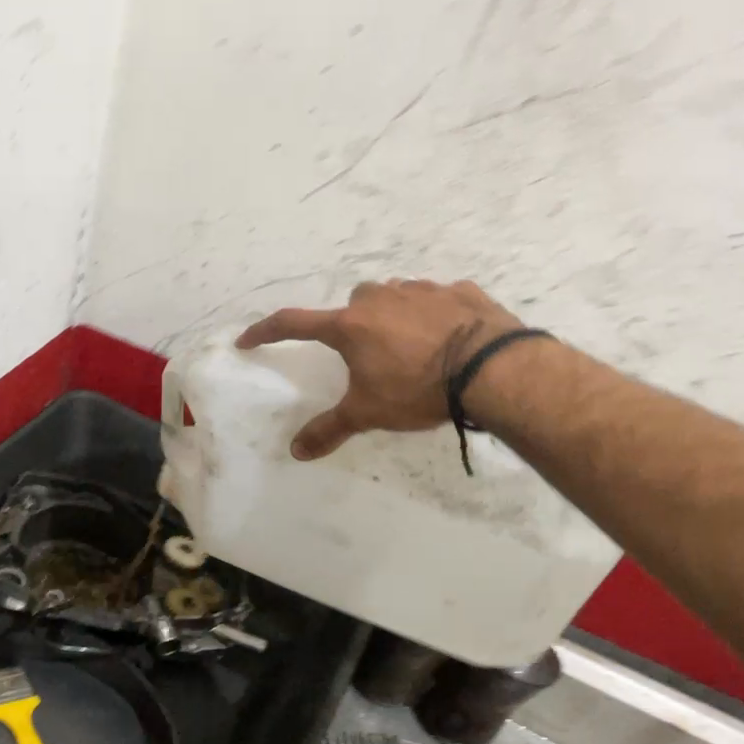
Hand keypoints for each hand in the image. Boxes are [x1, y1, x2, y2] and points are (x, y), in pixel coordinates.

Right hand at [235, 279, 524, 459]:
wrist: (495, 370)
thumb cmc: (419, 389)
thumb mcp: (368, 413)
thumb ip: (330, 429)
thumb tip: (297, 452)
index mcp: (350, 326)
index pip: (293, 324)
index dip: (266, 331)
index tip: (248, 339)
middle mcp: (381, 299)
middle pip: (353, 303)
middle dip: (352, 322)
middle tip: (362, 351)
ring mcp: (423, 291)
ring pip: (395, 296)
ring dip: (393, 315)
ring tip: (408, 346)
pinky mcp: (462, 293)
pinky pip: (439, 299)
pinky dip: (436, 314)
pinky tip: (447, 337)